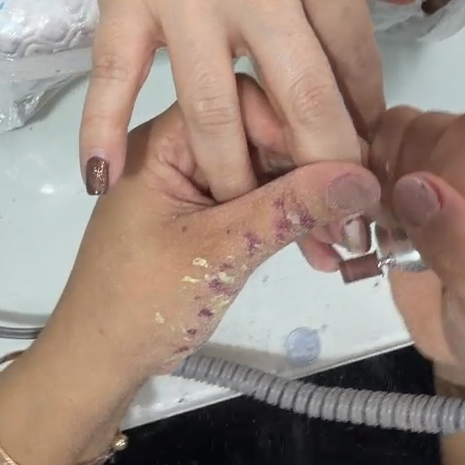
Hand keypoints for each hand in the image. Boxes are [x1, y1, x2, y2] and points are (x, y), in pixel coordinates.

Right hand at [0, 0, 424, 200]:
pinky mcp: (123, 0)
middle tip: (330, 220)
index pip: (353, 53)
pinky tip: (102, 181)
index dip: (366, 110)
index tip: (368, 147)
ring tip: (243, 221)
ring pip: (213, 107)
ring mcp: (183, 0)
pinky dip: (102, 129)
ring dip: (231, 173)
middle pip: (300, 97)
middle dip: (322, 168)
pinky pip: (113, 76)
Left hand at [30, 76, 381, 396]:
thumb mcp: (221, 251)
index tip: (338, 170)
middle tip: (351, 217)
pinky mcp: (205, 214)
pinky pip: (256, 202)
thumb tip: (364, 178)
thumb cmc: (143, 302)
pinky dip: (286, 225)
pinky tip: (320, 252)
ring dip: (303, 206)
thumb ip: (289, 209)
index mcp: (165, 140)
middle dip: (307, 176)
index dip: (294, 130)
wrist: (99, 362)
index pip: (242, 102)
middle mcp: (180, 150)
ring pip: (265, 173)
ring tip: (339, 244)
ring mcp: (193, 183)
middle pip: (259, 136)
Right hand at [368, 107, 464, 394]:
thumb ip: (463, 246)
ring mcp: (446, 168)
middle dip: (409, 178)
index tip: (431, 223)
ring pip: (397, 133)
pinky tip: (369, 224)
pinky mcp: (408, 184)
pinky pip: (373, 154)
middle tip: (408, 235)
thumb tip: (415, 187)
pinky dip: (359, 182)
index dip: (449, 167)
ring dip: (380, 179)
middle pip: (434, 127)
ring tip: (393, 231)